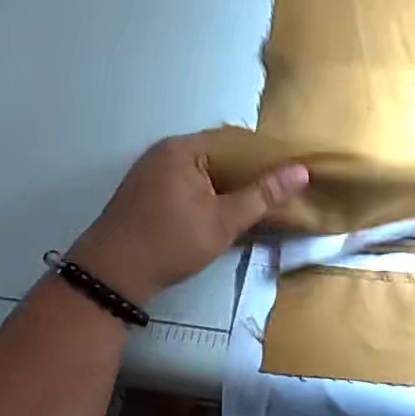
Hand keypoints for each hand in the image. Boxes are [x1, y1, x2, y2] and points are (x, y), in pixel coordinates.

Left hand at [67, 132, 308, 302]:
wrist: (113, 275)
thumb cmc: (171, 243)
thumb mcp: (224, 222)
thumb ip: (263, 195)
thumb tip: (302, 170)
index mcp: (183, 149)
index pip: (236, 140)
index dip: (267, 155)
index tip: (292, 173)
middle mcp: (166, 152)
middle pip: (220, 154)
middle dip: (251, 173)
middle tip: (282, 192)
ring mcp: (154, 171)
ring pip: (206, 171)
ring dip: (232, 186)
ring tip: (262, 203)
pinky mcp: (150, 192)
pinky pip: (191, 183)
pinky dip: (213, 194)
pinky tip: (229, 212)